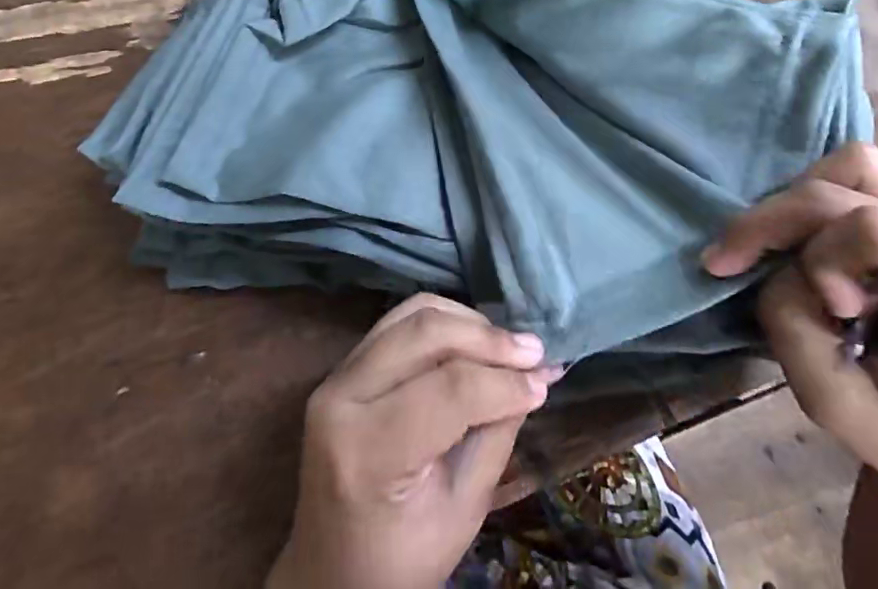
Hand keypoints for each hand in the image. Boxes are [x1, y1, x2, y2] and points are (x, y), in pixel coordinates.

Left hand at [267, 294, 560, 588]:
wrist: (332, 568)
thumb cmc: (401, 556)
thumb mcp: (463, 508)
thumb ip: (497, 432)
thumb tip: (537, 375)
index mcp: (368, 451)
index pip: (448, 390)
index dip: (504, 381)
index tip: (545, 381)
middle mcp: (342, 397)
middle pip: (426, 334)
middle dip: (489, 338)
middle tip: (534, 352)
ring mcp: (337, 375)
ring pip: (413, 314)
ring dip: (468, 323)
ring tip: (507, 348)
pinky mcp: (344, 366)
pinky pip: (399, 321)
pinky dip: (445, 322)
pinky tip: (475, 343)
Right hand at [704, 143, 877, 524]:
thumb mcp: (846, 418)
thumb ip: (795, 332)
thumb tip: (774, 269)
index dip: (824, 259)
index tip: (832, 314)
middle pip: (855, 182)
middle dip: (778, 218)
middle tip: (731, 263)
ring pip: (860, 165)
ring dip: (802, 201)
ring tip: (784, 251)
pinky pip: (868, 181)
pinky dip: (822, 201)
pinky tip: (813, 245)